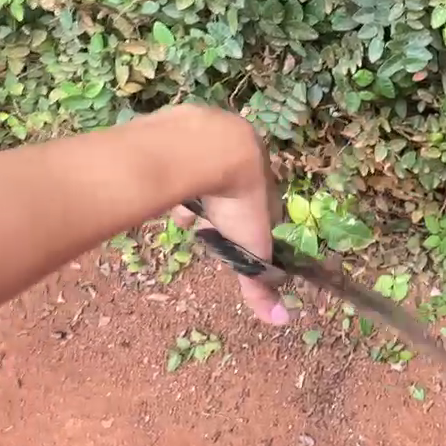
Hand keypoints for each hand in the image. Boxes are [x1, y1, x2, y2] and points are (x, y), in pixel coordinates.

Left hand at [167, 113, 287, 325]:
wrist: (211, 149)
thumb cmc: (236, 198)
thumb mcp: (249, 245)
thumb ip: (259, 282)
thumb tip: (282, 321)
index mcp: (263, 178)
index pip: (258, 202)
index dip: (243, 223)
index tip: (225, 238)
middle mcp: (245, 153)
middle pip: (229, 186)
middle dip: (215, 210)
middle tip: (199, 226)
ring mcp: (216, 134)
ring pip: (204, 170)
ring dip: (193, 193)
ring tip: (178, 211)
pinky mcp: (187, 124)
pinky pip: (180, 153)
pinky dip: (174, 171)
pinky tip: (163, 187)